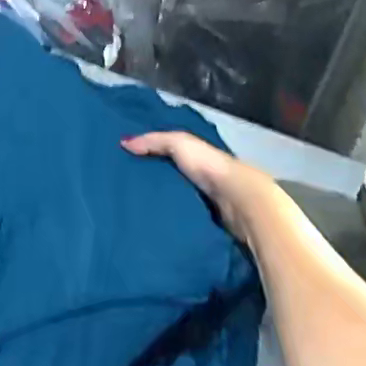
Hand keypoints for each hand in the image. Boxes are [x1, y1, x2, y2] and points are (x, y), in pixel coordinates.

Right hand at [123, 131, 280, 243]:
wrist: (242, 202)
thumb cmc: (209, 166)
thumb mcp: (177, 142)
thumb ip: (151, 141)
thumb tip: (123, 143)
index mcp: (197, 158)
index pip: (170, 155)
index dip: (150, 156)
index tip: (125, 160)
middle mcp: (202, 180)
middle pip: (173, 179)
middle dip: (153, 181)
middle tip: (123, 184)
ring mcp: (207, 203)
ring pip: (177, 200)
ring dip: (161, 203)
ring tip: (131, 204)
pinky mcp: (208, 224)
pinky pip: (183, 219)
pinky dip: (170, 219)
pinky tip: (151, 220)